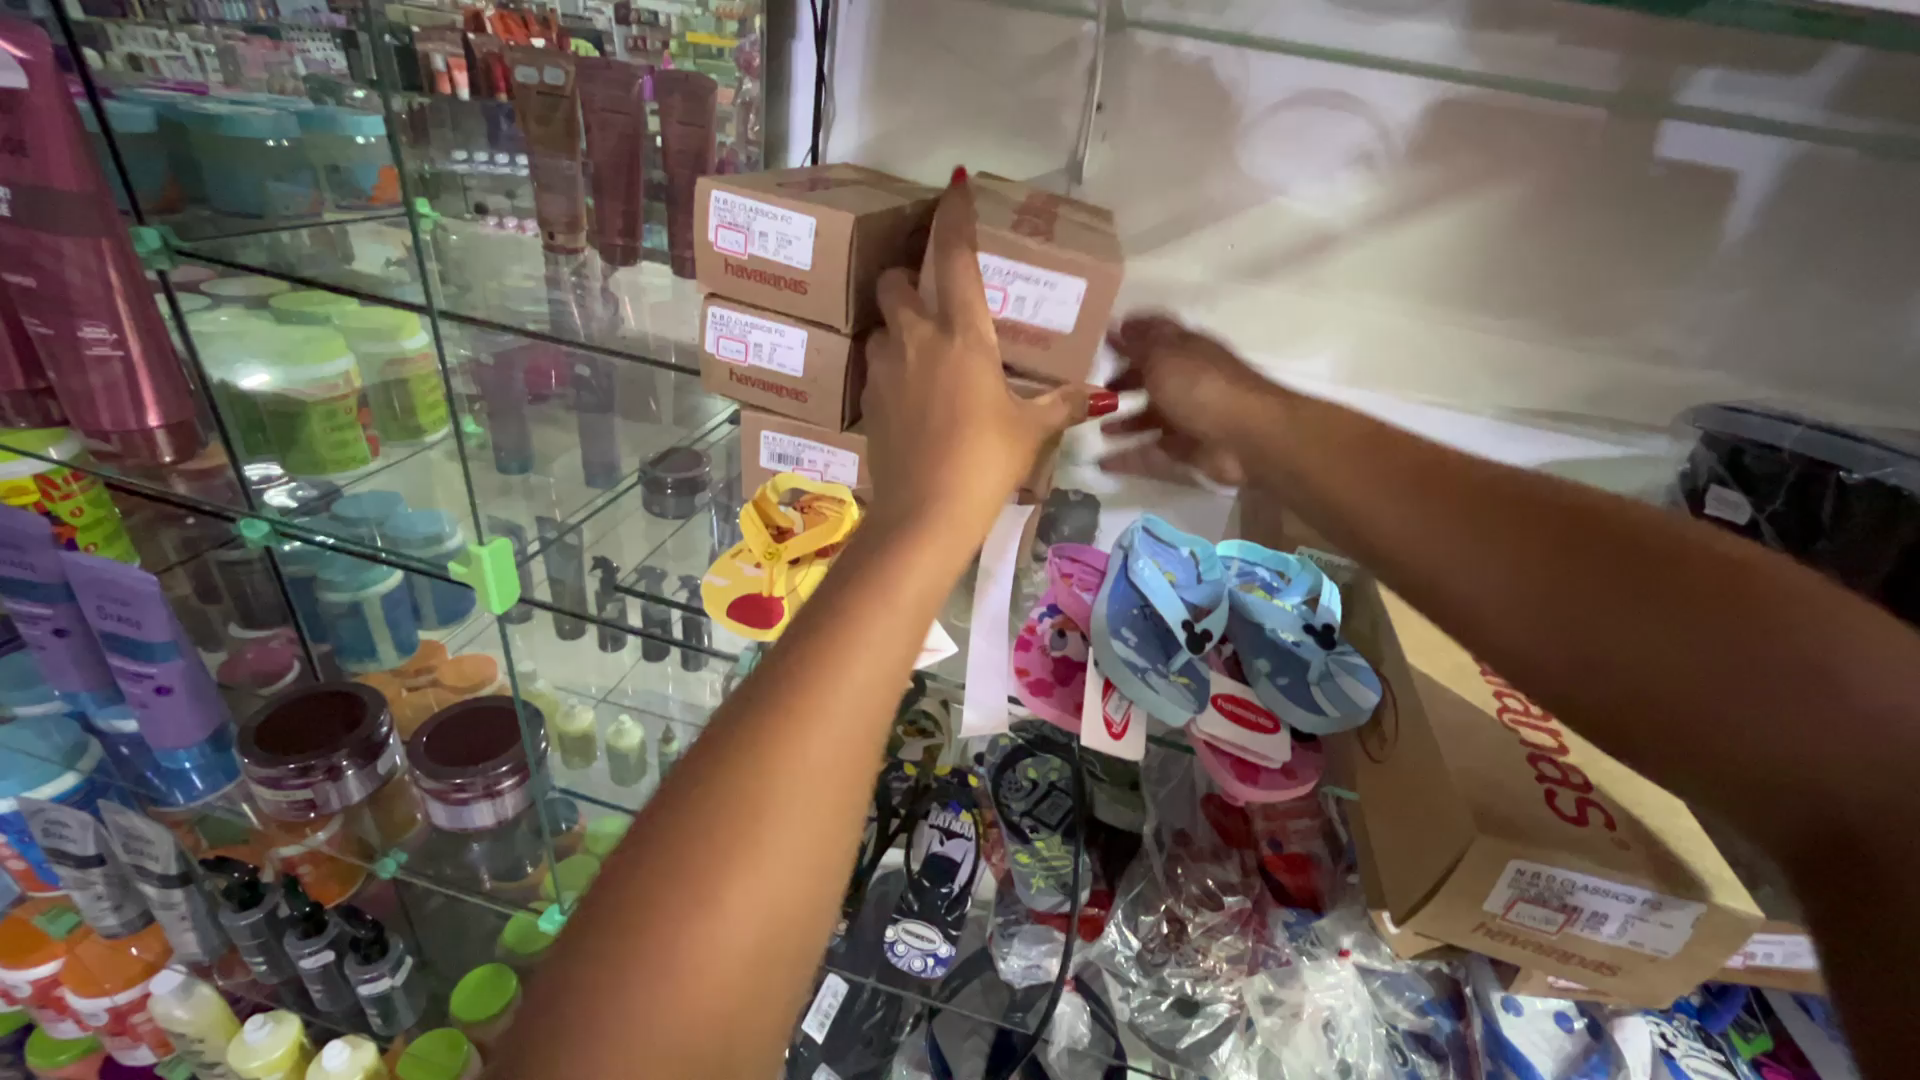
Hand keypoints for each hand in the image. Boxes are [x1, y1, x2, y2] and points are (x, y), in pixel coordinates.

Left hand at [863, 169, 1084, 533]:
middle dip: (909, 277)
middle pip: (895, 280)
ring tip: (919, 353)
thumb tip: (1100, 397)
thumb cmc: (986, 462)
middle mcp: (916, 338)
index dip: (954, 215)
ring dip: (896, 327)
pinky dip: (889, 368)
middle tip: (931, 298)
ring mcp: (884, 368)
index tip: (954, 186)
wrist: (926, 512)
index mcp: (962, 333)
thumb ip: (1063, 405)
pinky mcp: (866, 401)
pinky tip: (908, 396)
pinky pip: (873, 367)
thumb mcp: (1031, 431)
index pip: (956, 255)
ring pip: (879, 325)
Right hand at [1103, 314, 1283, 486]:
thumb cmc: (1201, 387)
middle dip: (1122, 381)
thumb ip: (1137, 345)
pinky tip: (1102, 461)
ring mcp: (1189, 416)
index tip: (1100, 338)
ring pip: (1150, 416)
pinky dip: (1127, 458)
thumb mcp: (1163, 356)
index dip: (1130, 333)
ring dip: (1123, 419)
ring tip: (1093, 425)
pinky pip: (1151, 452)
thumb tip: (1116, 327)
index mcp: (1185, 349)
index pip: (1155, 334)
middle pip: (1150, 377)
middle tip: (1090, 389)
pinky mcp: (1187, 450)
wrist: (1246, 436)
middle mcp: (1188, 379)